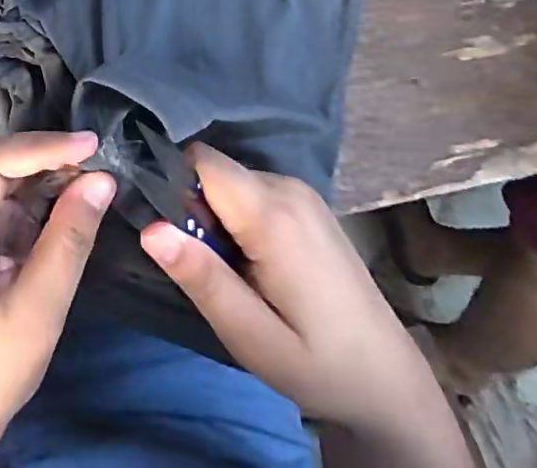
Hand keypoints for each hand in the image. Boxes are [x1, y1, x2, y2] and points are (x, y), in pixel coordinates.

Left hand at [0, 131, 115, 467]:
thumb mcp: (38, 306)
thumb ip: (70, 239)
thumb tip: (103, 179)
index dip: (45, 147)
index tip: (93, 144)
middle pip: (5, 164)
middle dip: (54, 156)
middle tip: (106, 155)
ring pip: (17, 178)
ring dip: (58, 173)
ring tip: (102, 170)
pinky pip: (24, 202)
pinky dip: (55, 196)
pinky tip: (84, 192)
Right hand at [140, 145, 472, 467]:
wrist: (387, 376)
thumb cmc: (316, 362)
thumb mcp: (250, 334)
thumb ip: (201, 277)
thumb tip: (149, 228)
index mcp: (272, 214)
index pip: (200, 160)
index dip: (173, 186)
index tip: (172, 233)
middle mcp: (288, 186)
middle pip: (215, 170)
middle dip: (195, 207)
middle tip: (209, 265)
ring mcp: (302, 191)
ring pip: (232, 179)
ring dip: (218, 214)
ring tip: (234, 270)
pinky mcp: (308, 201)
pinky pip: (253, 189)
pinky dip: (240, 215)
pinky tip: (256, 261)